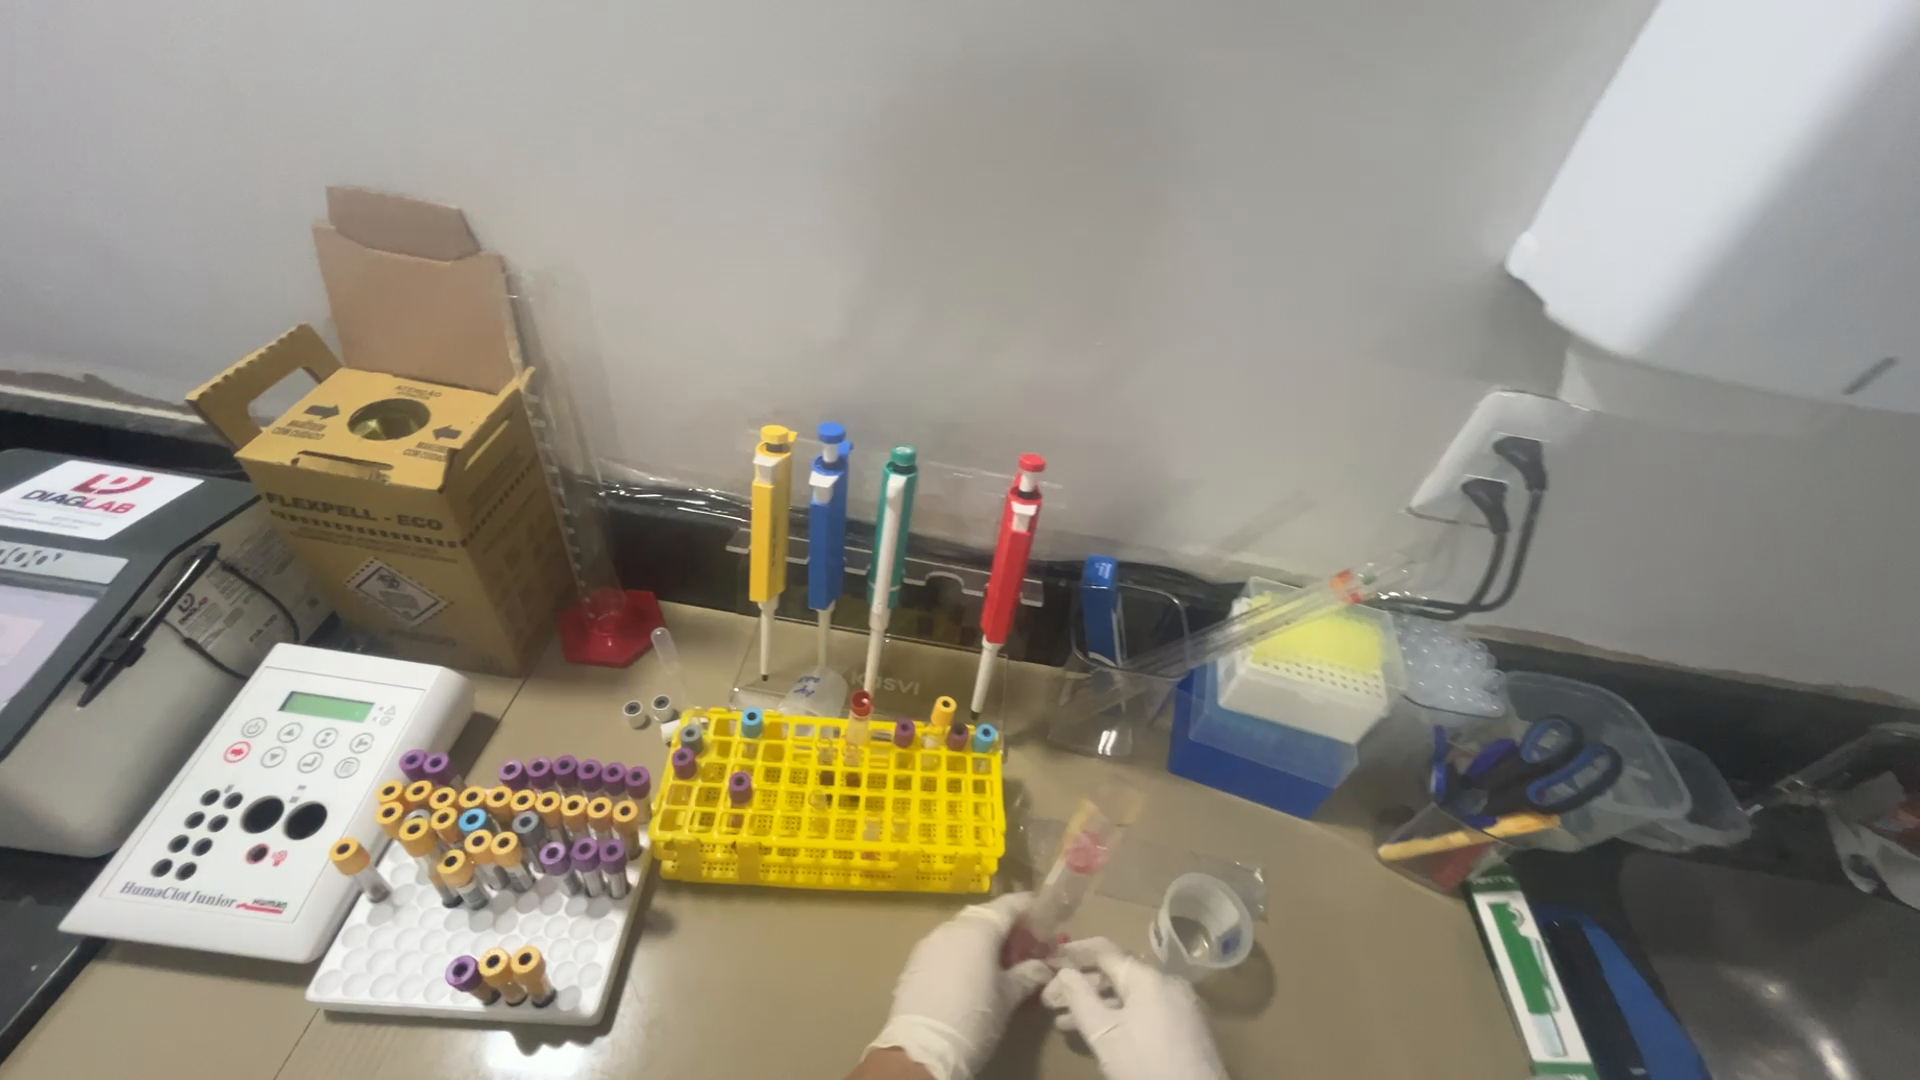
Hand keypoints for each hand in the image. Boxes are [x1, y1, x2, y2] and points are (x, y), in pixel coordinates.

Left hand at [867, 893, 1053, 1079]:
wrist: (920, 1049)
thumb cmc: (973, 1018)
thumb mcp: (1008, 999)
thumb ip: (1028, 975)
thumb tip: (1043, 967)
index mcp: (979, 929)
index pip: (1009, 905)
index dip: (1028, 906)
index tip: (1043, 915)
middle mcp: (953, 926)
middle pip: (985, 915)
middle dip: (1006, 926)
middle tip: (1023, 946)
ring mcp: (931, 941)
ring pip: (963, 929)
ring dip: (982, 939)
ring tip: (996, 964)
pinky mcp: (915, 959)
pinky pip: (945, 945)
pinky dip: (961, 951)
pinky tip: (968, 975)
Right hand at [1041, 938, 1227, 1079]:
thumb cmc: (1147, 1068)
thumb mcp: (1105, 1035)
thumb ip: (1080, 998)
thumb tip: (1063, 972)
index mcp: (1147, 976)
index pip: (1102, 950)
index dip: (1072, 954)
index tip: (1047, 962)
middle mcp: (1166, 982)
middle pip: (1115, 973)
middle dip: (1081, 985)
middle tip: (1050, 1001)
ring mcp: (1180, 1005)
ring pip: (1130, 995)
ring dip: (1097, 1005)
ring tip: (1064, 1023)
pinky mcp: (1187, 1030)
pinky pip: (1146, 1011)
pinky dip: (1121, 1017)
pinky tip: (1101, 1035)